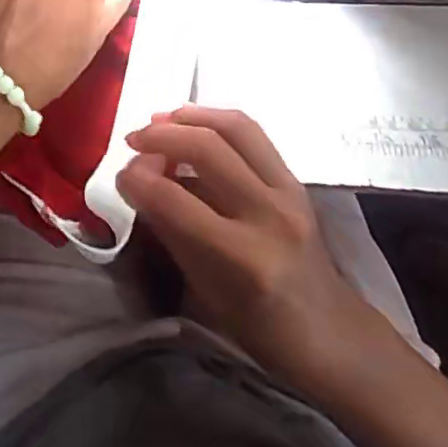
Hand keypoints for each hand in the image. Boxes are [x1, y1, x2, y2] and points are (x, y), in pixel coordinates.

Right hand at [119, 106, 394, 390]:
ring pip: (236, 128)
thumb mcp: (202, 288)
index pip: (176, 202)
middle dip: (162, 136)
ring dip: (192, 117)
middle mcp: (269, 215)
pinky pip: (253, 135)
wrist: (326, 329)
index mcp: (243, 257)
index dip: (139, 181)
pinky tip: (194, 125)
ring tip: (161, 120)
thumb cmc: (258, 326)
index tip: (121, 173)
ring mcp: (289, 192)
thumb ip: (171, 229)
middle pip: (208, 149)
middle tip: (134, 140)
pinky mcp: (296, 180)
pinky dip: (217, 122)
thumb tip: (137, 181)